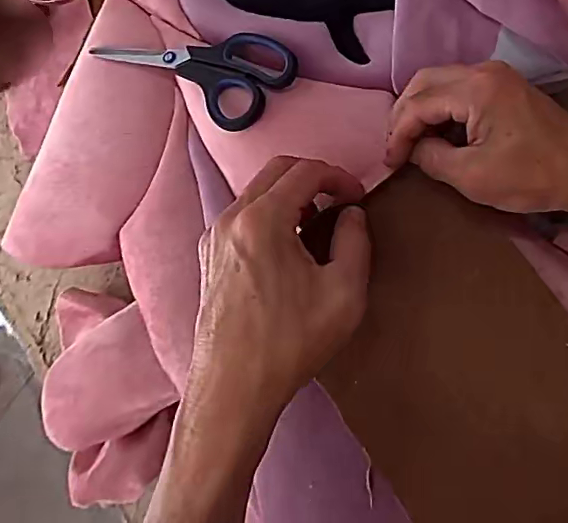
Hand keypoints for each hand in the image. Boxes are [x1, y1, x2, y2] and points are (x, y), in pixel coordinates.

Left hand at [190, 157, 370, 408]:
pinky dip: (271, 211)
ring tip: (318, 220)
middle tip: (340, 199)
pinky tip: (289, 243)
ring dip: (292, 193)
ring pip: (258, 190)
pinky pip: (244, 214)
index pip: (307, 171)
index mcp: (262, 220)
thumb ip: (356, 240)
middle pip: (278, 170)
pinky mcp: (208, 259)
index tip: (359, 197)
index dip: (340, 177)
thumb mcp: (345, 291)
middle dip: (315, 176)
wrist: (230, 397)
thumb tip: (350, 214)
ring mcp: (214, 239)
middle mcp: (231, 220)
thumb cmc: (290, 343)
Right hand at [384, 61, 567, 215]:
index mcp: (477, 88)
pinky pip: (462, 88)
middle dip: (405, 113)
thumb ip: (432, 158)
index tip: (390, 163)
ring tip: (413, 143)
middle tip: (397, 148)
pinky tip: (440, 134)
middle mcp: (486, 71)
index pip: (419, 102)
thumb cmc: (532, 175)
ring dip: (423, 108)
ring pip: (443, 82)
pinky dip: (444, 107)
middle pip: (426, 81)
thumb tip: (414, 148)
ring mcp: (499, 76)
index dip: (398, 133)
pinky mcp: (508, 87)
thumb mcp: (473, 176)